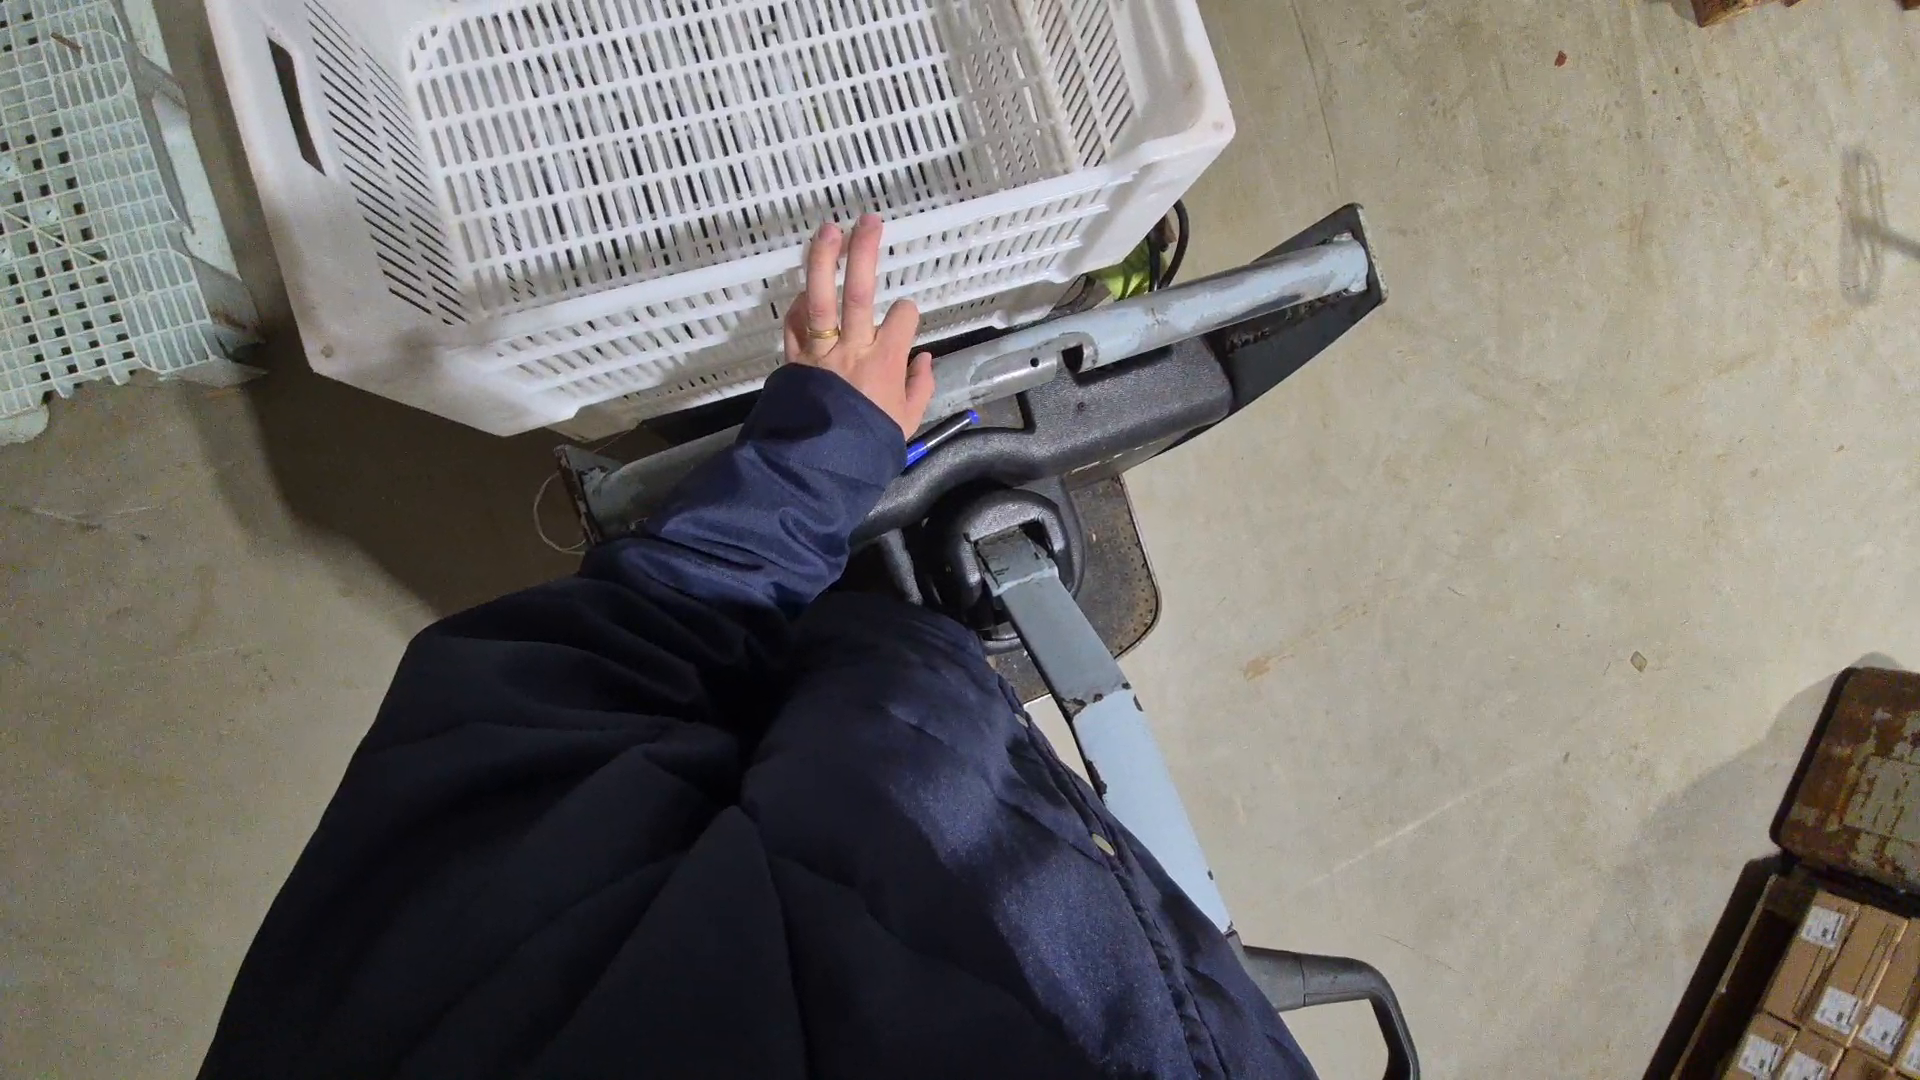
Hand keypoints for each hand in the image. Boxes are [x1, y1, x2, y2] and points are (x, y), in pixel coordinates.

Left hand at [783, 213, 934, 437]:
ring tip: (828, 230)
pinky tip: (806, 291)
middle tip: (869, 221)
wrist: (820, 465)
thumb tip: (925, 358)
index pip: (902, 318)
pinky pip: (794, 323)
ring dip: (823, 259)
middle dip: (865, 252)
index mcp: (885, 363)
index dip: (906, 314)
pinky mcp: (794, 359)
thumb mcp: (907, 423)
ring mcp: (819, 352)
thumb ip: (920, 388)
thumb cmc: (869, 446)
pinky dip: (799, 305)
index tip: (904, 319)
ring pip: (820, 298)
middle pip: (859, 292)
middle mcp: (853, 349)